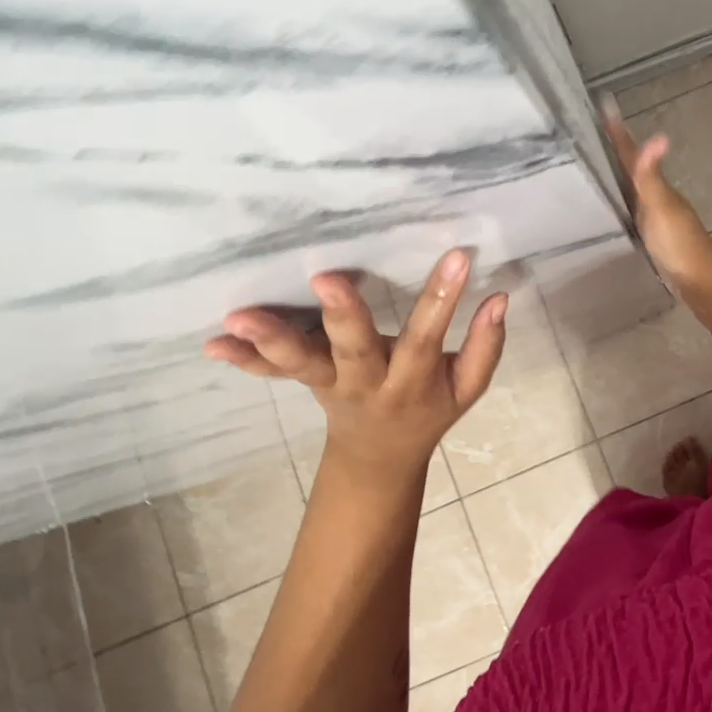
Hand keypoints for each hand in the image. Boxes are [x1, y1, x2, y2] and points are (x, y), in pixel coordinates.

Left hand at [202, 249, 507, 484]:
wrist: (379, 455)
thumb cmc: (430, 410)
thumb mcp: (467, 388)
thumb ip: (486, 346)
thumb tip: (499, 297)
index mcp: (412, 380)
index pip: (430, 337)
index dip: (443, 300)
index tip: (456, 256)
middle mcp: (368, 382)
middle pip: (354, 350)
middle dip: (343, 315)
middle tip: (326, 279)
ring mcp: (329, 383)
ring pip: (301, 363)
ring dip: (271, 340)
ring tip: (240, 318)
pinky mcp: (305, 381)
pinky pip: (272, 373)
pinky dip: (244, 360)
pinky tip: (212, 345)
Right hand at [601, 96, 711, 288]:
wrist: (699, 281)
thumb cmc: (679, 243)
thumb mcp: (661, 206)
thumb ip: (652, 176)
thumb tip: (658, 136)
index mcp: (657, 187)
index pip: (632, 155)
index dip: (619, 134)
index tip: (604, 106)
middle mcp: (657, 197)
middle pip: (632, 168)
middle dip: (614, 150)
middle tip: (590, 133)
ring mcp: (656, 216)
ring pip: (632, 189)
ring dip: (617, 176)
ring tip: (592, 167)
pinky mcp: (652, 236)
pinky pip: (631, 210)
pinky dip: (620, 202)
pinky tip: (609, 209)